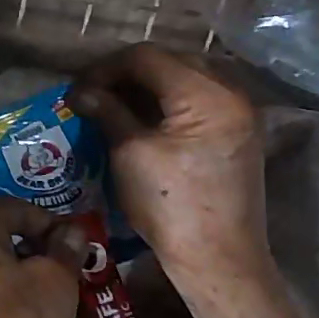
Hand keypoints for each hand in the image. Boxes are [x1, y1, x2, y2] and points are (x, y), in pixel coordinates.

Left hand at [0, 198, 86, 317]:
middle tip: (72, 260)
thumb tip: (74, 229)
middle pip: (1, 230)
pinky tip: (35, 305)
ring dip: (26, 266)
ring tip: (60, 282)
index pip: (17, 208)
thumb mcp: (55, 281)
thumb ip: (65, 250)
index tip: (80, 242)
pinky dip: (12, 287)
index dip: (52, 222)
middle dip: (37, 242)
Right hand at [73, 43, 268, 290]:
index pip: (147, 57)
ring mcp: (239, 114)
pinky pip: (197, 97)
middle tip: (94, 92)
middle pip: (169, 61)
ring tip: (112, 102)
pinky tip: (140, 116)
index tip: (79, 89)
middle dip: (126, 72)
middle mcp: (231, 95)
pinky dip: (165, 99)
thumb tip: (79, 91)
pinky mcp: (236, 132)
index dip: (106, 67)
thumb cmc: (169, 205)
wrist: (218, 260)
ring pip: (184, 76)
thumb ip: (107, 110)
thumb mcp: (129, 151)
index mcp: (207, 96)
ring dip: (145, 84)